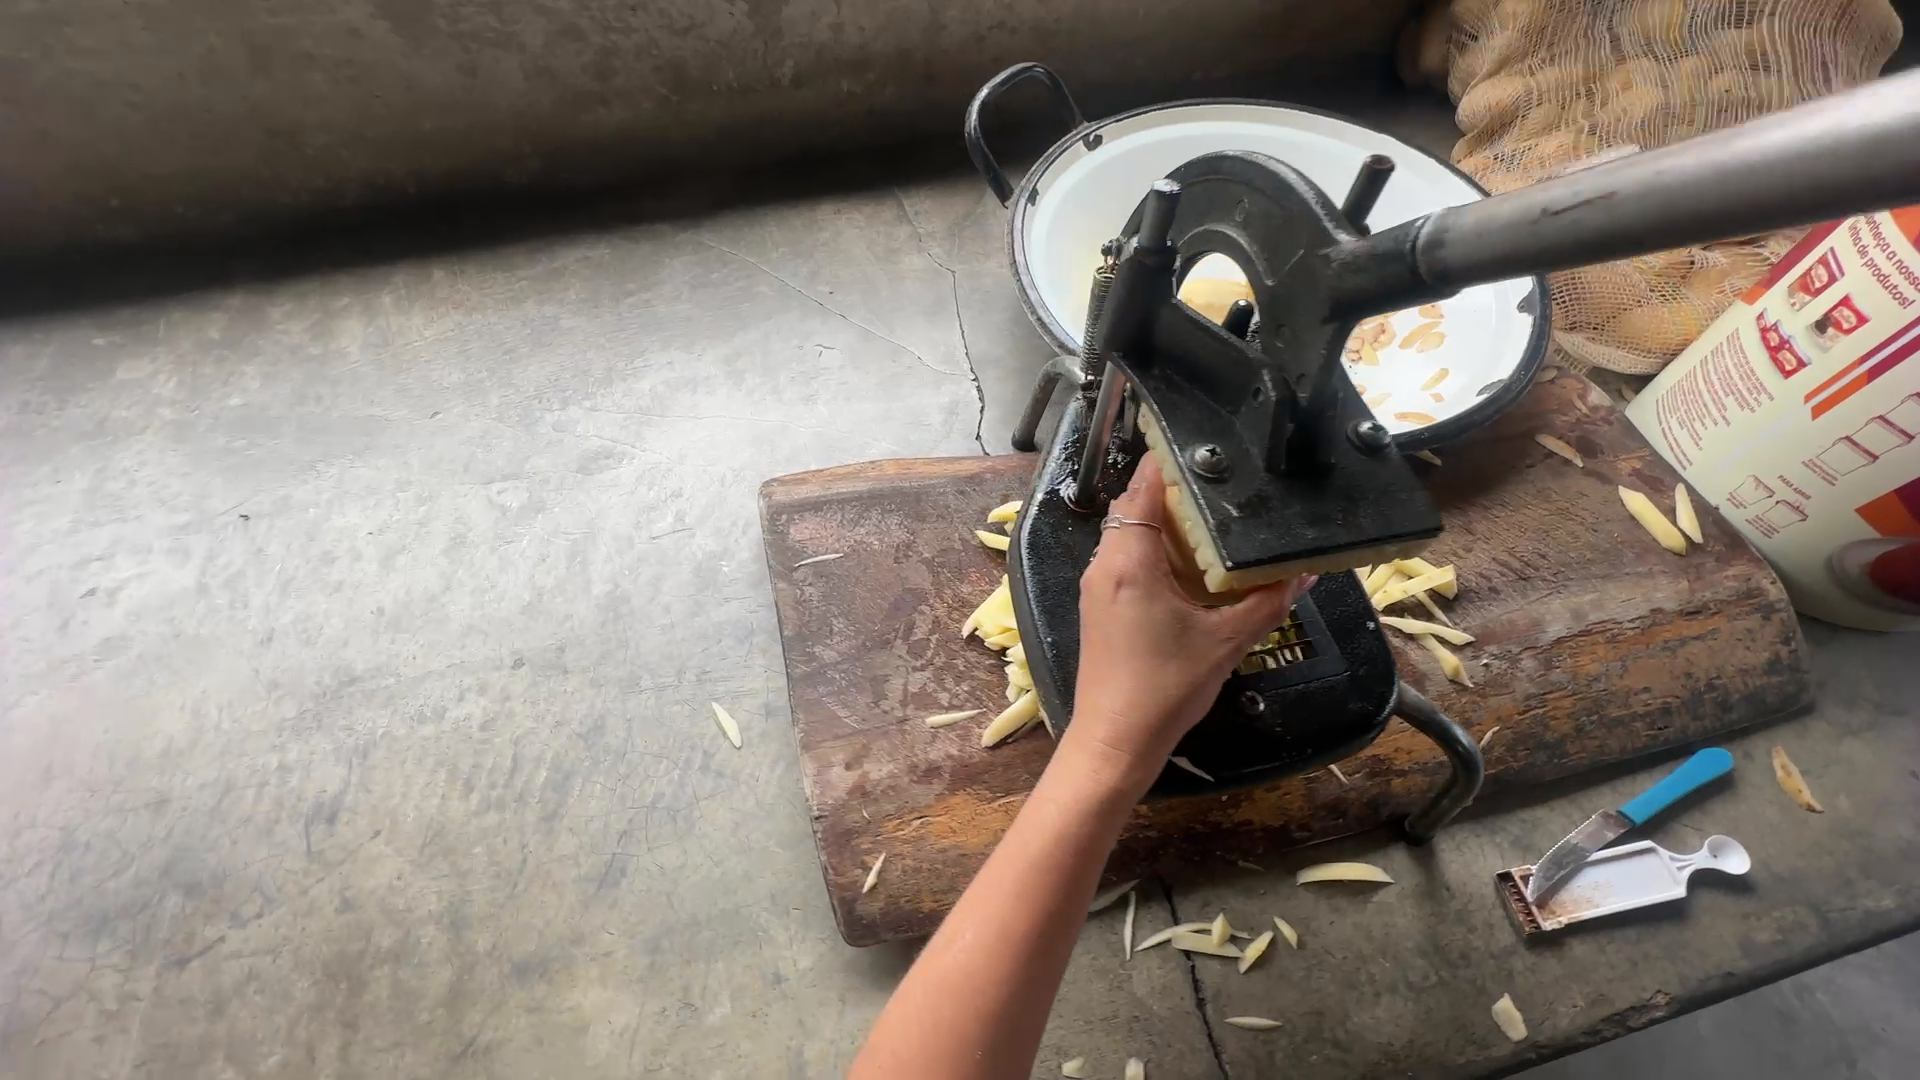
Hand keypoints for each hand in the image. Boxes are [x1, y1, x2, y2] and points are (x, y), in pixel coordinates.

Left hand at [1064, 453, 1314, 786]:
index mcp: (1129, 560)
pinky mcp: (1099, 604)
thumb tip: (1303, 571)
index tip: (1205, 447)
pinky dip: (1153, 549)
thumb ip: (1266, 601)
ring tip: (1212, 518)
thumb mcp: (1225, 642)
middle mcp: (1104, 563)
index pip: (1143, 488)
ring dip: (1163, 521)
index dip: (1169, 461)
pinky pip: (1124, 558)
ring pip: (1127, 533)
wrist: (1115, 738)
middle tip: (1221, 485)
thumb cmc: (1166, 687)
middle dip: (1173, 490)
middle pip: (1134, 506)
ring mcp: (1096, 585)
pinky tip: (1188, 563)